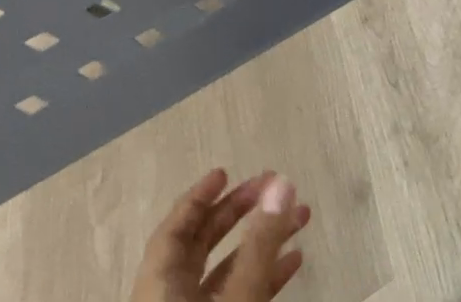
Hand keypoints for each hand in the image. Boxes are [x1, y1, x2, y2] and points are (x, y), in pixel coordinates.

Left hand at [130, 170, 311, 301]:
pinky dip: (263, 271)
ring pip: (225, 266)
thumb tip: (282, 183)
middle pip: (198, 245)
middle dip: (236, 211)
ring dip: (262, 238)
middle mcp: (169, 296)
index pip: (172, 232)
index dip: (197, 199)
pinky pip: (237, 290)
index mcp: (159, 285)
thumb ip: (260, 241)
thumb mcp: (238, 291)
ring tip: (300, 216)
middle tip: (269, 185)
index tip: (225, 172)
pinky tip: (294, 258)